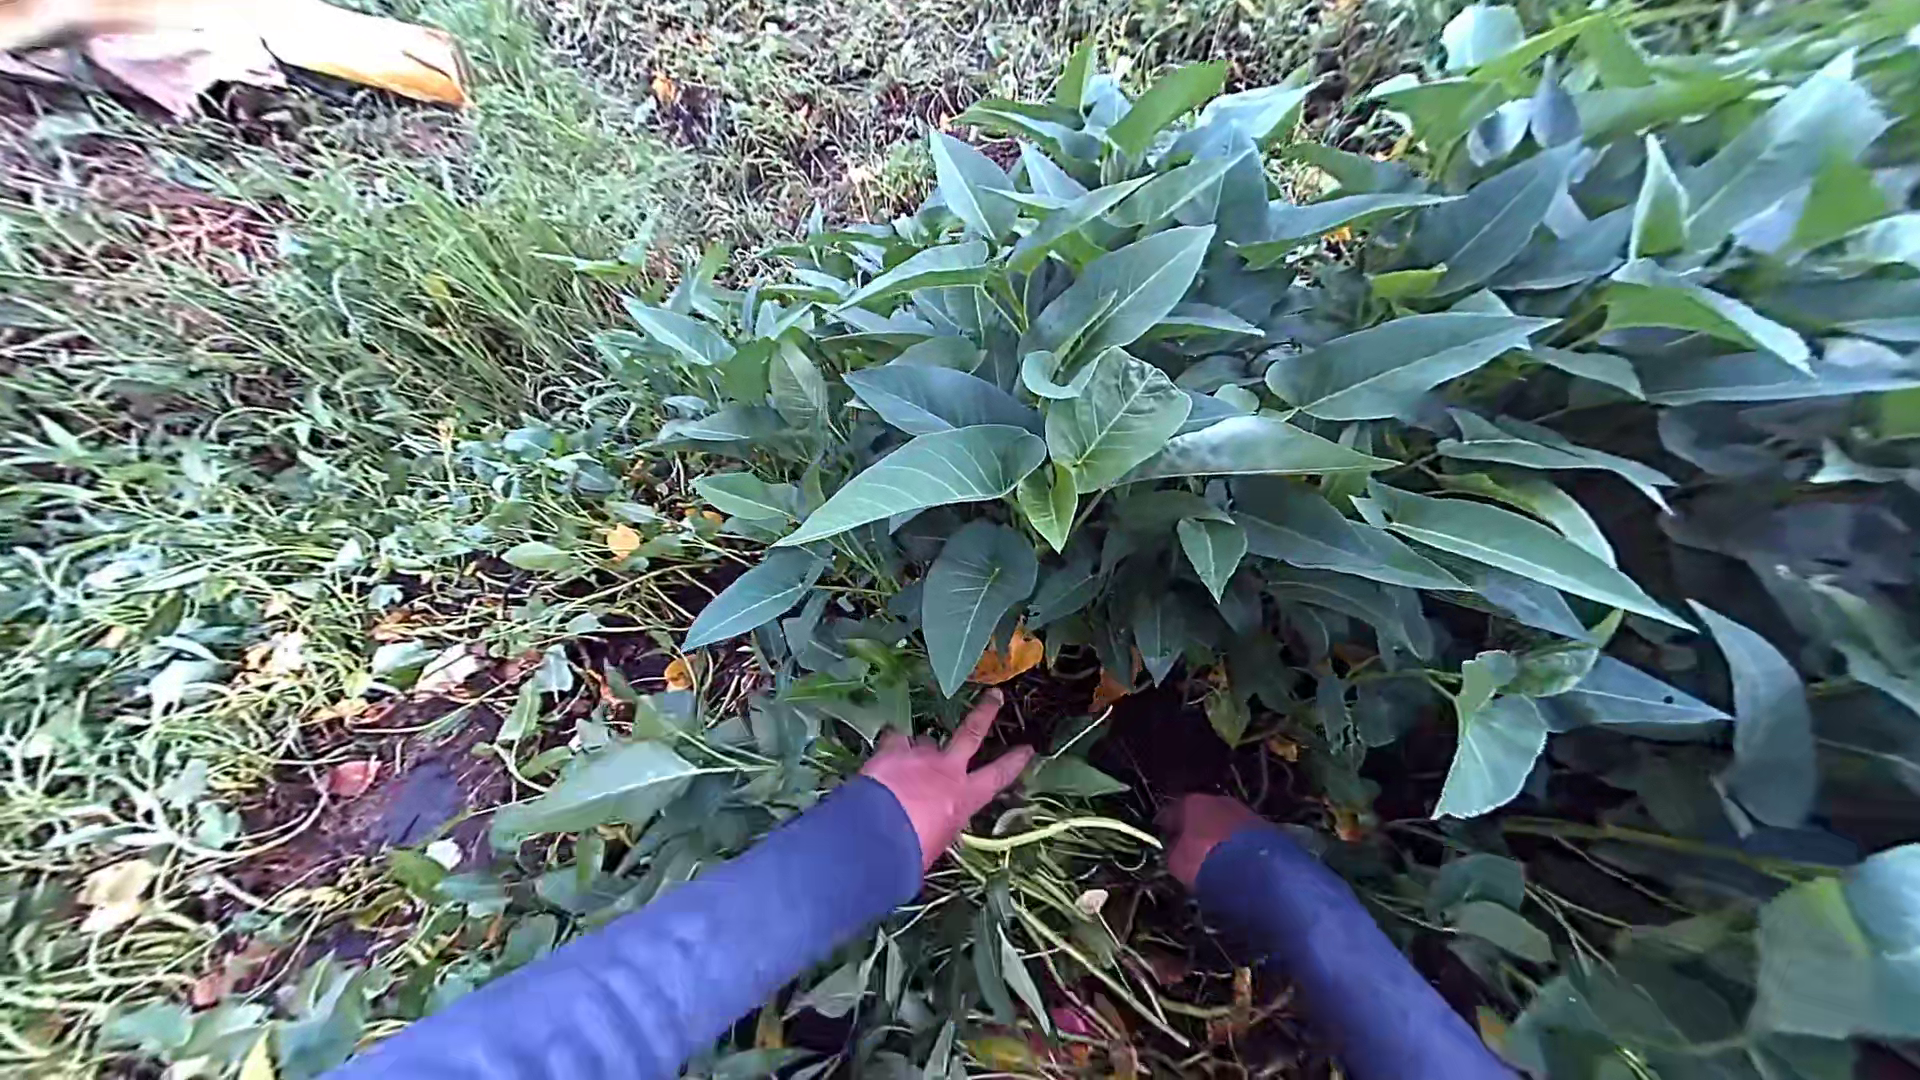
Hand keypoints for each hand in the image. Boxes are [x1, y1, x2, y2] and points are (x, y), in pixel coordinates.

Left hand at [861, 689, 1035, 869]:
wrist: (874, 837)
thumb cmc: (909, 855)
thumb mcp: (936, 845)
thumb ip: (939, 824)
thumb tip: (931, 826)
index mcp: (963, 797)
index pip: (997, 776)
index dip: (1014, 762)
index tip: (1027, 748)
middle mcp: (946, 769)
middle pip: (971, 733)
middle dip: (985, 712)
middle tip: (995, 695)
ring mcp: (920, 755)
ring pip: (927, 739)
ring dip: (921, 747)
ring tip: (908, 758)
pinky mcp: (892, 750)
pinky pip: (895, 738)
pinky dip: (893, 742)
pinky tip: (886, 748)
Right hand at [1158, 793, 1264, 889]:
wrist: (1256, 872)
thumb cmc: (1206, 862)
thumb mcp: (1177, 863)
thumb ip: (1173, 852)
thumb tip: (1176, 852)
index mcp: (1191, 802)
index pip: (1173, 811)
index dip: (1169, 826)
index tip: (1167, 839)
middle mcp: (1218, 800)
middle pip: (1202, 814)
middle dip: (1198, 830)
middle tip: (1194, 850)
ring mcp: (1244, 812)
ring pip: (1226, 823)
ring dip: (1221, 837)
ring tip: (1219, 860)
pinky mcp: (1267, 828)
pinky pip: (1245, 836)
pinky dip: (1240, 846)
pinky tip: (1239, 863)